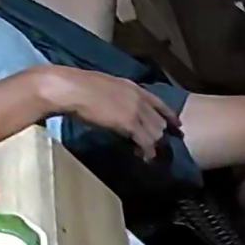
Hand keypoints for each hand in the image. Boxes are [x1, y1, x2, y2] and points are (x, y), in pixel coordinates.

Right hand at [31, 66, 178, 158]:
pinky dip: (148, 152)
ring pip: (156, 133)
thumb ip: (118, 97)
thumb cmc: (76, 86)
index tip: (177, 125)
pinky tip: (144, 157)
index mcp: (132, 87)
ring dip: (153, 146)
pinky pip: (147, 142)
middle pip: (160, 121)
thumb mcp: (105, 87)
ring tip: (147, 154)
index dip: (170, 116)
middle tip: (158, 147)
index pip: (160, 103)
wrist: (67, 88)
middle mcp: (139, 98)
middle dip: (160, 135)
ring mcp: (136, 111)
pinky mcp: (131, 124)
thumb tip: (119, 109)